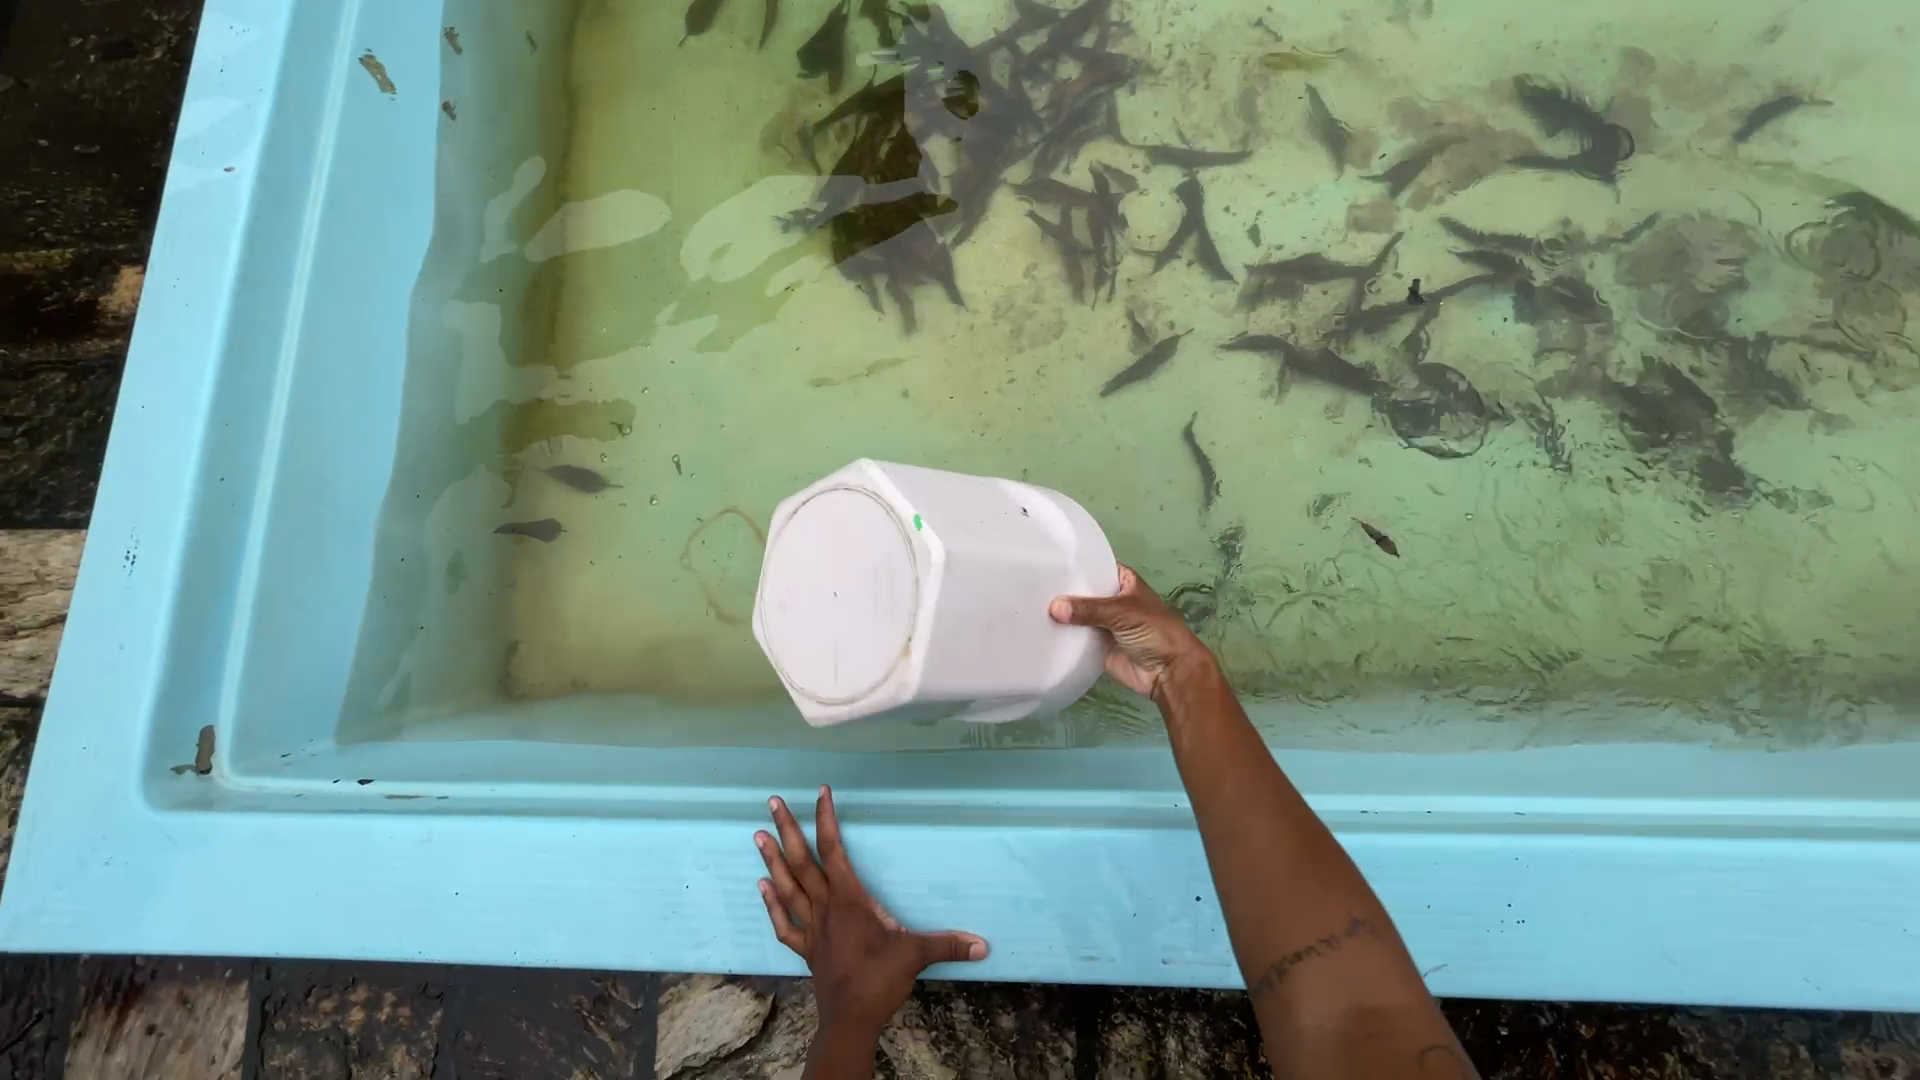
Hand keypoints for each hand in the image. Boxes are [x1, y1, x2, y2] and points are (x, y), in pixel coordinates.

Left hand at [755, 787, 987, 1038]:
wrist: (850, 1022)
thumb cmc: (880, 981)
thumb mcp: (916, 955)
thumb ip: (947, 944)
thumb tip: (982, 945)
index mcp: (848, 899)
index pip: (833, 849)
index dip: (826, 819)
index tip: (820, 792)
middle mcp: (825, 907)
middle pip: (801, 861)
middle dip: (787, 830)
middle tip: (772, 802)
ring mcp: (811, 928)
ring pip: (787, 887)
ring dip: (772, 859)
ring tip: (758, 835)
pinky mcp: (806, 948)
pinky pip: (784, 922)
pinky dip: (771, 903)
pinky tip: (761, 886)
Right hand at [1049, 564, 1213, 698]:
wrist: (1167, 673)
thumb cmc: (1154, 631)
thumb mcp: (1122, 612)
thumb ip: (1088, 609)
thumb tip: (1054, 608)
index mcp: (1123, 582)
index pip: (1095, 568)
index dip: (1075, 567)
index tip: (1047, 562)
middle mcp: (1111, 600)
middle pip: (1082, 593)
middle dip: (1062, 592)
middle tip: (1033, 585)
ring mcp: (1103, 624)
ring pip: (1077, 616)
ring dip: (1060, 615)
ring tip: (1029, 605)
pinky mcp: (1096, 645)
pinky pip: (1076, 638)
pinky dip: (1062, 636)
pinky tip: (1039, 629)